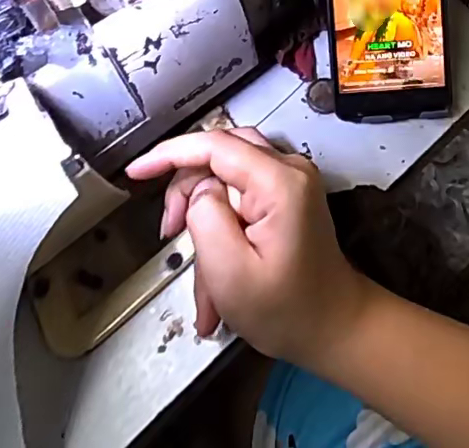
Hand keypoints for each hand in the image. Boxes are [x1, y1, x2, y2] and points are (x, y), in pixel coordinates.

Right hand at [125, 128, 371, 365]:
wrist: (332, 323)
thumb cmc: (286, 308)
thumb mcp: (232, 272)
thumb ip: (207, 217)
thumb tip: (199, 188)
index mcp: (280, 181)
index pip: (217, 145)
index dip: (171, 152)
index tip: (137, 171)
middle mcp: (289, 167)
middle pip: (221, 154)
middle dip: (188, 190)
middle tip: (170, 233)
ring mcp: (291, 178)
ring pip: (227, 174)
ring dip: (204, 217)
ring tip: (200, 274)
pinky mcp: (288, 192)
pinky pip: (242, 192)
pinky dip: (223, 224)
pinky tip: (216, 272)